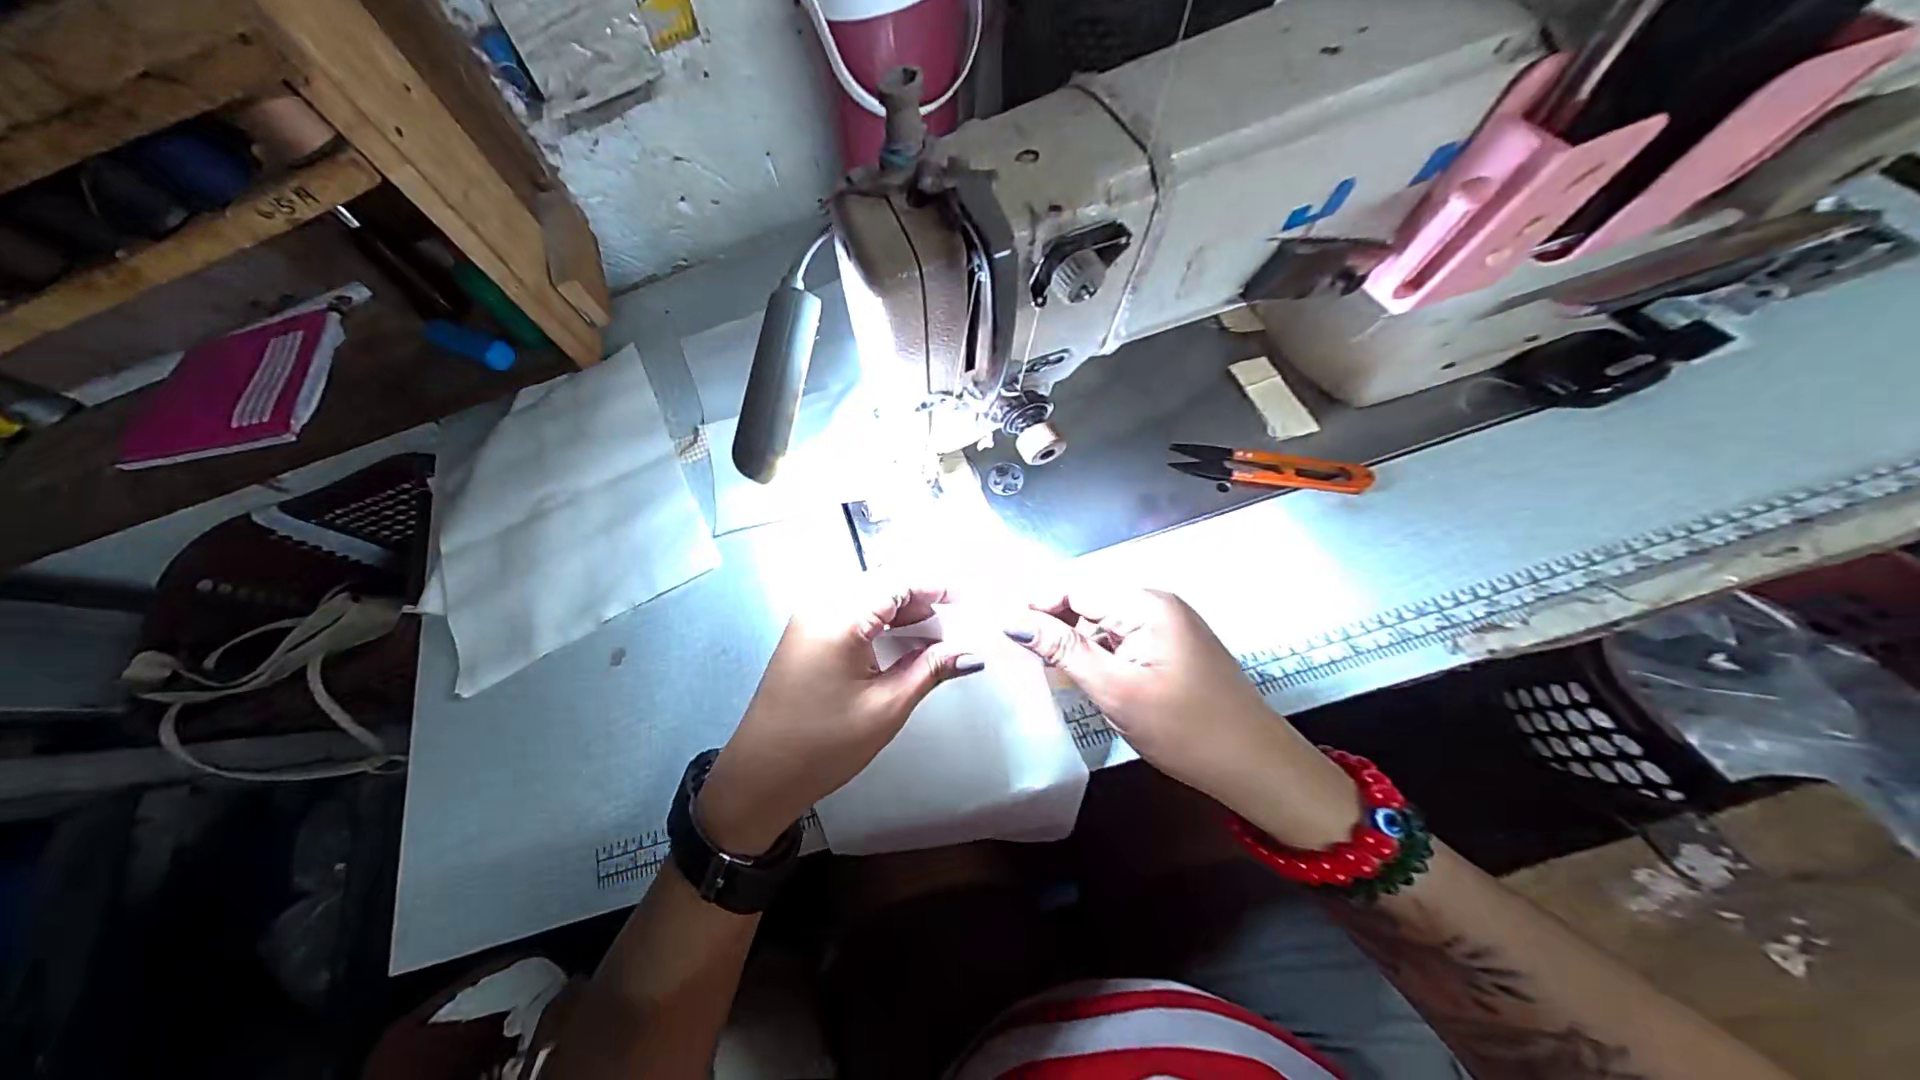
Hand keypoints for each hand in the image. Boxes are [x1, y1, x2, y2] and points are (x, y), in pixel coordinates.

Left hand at [698, 582, 983, 855]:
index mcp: (839, 618)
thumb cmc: (824, 744)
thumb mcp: (887, 707)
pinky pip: (848, 610)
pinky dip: (878, 619)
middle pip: (880, 582)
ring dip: (899, 608)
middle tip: (953, 619)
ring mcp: (807, 619)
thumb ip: (931, 669)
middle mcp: (820, 606)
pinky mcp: (804, 635)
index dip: (935, 586)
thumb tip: (972, 653)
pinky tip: (901, 640)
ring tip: (933, 632)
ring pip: (864, 595)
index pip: (896, 583)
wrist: (761, 776)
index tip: (966, 599)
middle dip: (919, 596)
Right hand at [1007, 586, 1358, 849]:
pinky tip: (1087, 676)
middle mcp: (1158, 604)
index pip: (1076, 587)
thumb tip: (1014, 621)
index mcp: (1147, 604)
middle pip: (1090, 600)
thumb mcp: (1116, 690)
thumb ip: (1063, 651)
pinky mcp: (1173, 648)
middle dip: (1055, 623)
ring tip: (1051, 669)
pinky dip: (1100, 653)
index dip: (1037, 605)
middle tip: (1024, 656)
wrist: (1255, 766)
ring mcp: (1169, 626)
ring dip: (1076, 641)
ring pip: (1104, 621)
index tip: (1005, 631)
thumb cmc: (1186, 729)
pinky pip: (1123, 638)